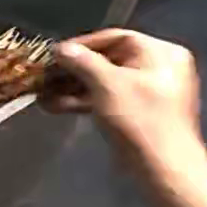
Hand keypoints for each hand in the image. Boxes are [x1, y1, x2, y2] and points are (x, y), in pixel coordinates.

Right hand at [41, 28, 206, 173]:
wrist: (163, 168)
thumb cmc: (139, 120)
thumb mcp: (108, 85)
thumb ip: (82, 62)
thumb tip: (60, 49)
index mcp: (160, 53)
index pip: (116, 37)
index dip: (82, 44)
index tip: (55, 54)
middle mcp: (157, 68)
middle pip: (107, 60)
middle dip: (73, 70)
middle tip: (45, 76)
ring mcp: (147, 93)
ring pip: (103, 82)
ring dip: (72, 88)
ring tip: (43, 95)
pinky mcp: (137, 114)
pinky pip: (106, 100)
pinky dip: (83, 102)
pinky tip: (56, 106)